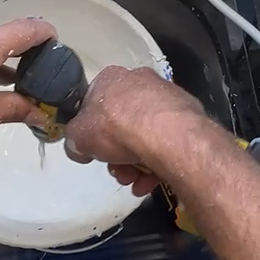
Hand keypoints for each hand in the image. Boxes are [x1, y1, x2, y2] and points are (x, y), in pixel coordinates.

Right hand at [63, 65, 212, 196]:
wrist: (165, 134)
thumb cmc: (116, 127)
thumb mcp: (78, 136)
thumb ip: (74, 140)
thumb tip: (78, 147)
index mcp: (111, 78)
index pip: (95, 103)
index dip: (93, 132)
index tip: (95, 152)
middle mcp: (139, 81)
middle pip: (121, 124)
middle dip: (116, 154)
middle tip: (116, 171)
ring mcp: (166, 97)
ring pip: (144, 135)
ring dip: (135, 164)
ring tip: (134, 181)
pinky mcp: (186, 116)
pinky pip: (165, 141)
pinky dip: (156, 163)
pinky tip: (150, 181)